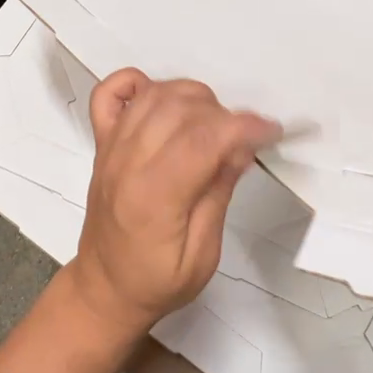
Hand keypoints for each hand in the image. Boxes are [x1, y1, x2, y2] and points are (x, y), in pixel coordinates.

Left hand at [64, 69, 279, 338]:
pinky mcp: (101, 142)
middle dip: (223, 114)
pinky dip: (137, 83)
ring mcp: (110, 148)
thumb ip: (218, 194)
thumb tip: (241, 147)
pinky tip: (162, 99)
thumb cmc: (156, 281)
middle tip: (239, 141)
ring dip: (191, 97)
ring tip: (210, 125)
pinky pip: (110, 92)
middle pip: (180, 107)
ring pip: (154, 93)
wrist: (104, 289)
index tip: (272, 132)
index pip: (202, 139)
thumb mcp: (202, 255)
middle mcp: (127, 162)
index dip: (243, 127)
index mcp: (154, 197)